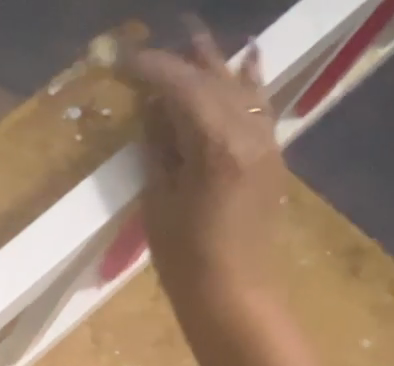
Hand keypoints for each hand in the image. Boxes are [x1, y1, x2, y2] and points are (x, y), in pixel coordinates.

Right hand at [130, 27, 287, 306]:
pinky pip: (260, 106)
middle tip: (149, 49)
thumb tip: (153, 107)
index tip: (122, 60)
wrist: (234, 296)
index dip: (151, 68)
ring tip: (193, 40)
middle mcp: (249, 131)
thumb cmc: (185, 260)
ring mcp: (266, 142)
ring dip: (213, 65)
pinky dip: (248, 82)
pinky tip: (245, 60)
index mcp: (217, 144)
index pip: (182, 87)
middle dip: (181, 61)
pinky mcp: (271, 157)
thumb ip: (159, 147)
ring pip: (241, 88)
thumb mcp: (159, 201)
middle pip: (214, 80)